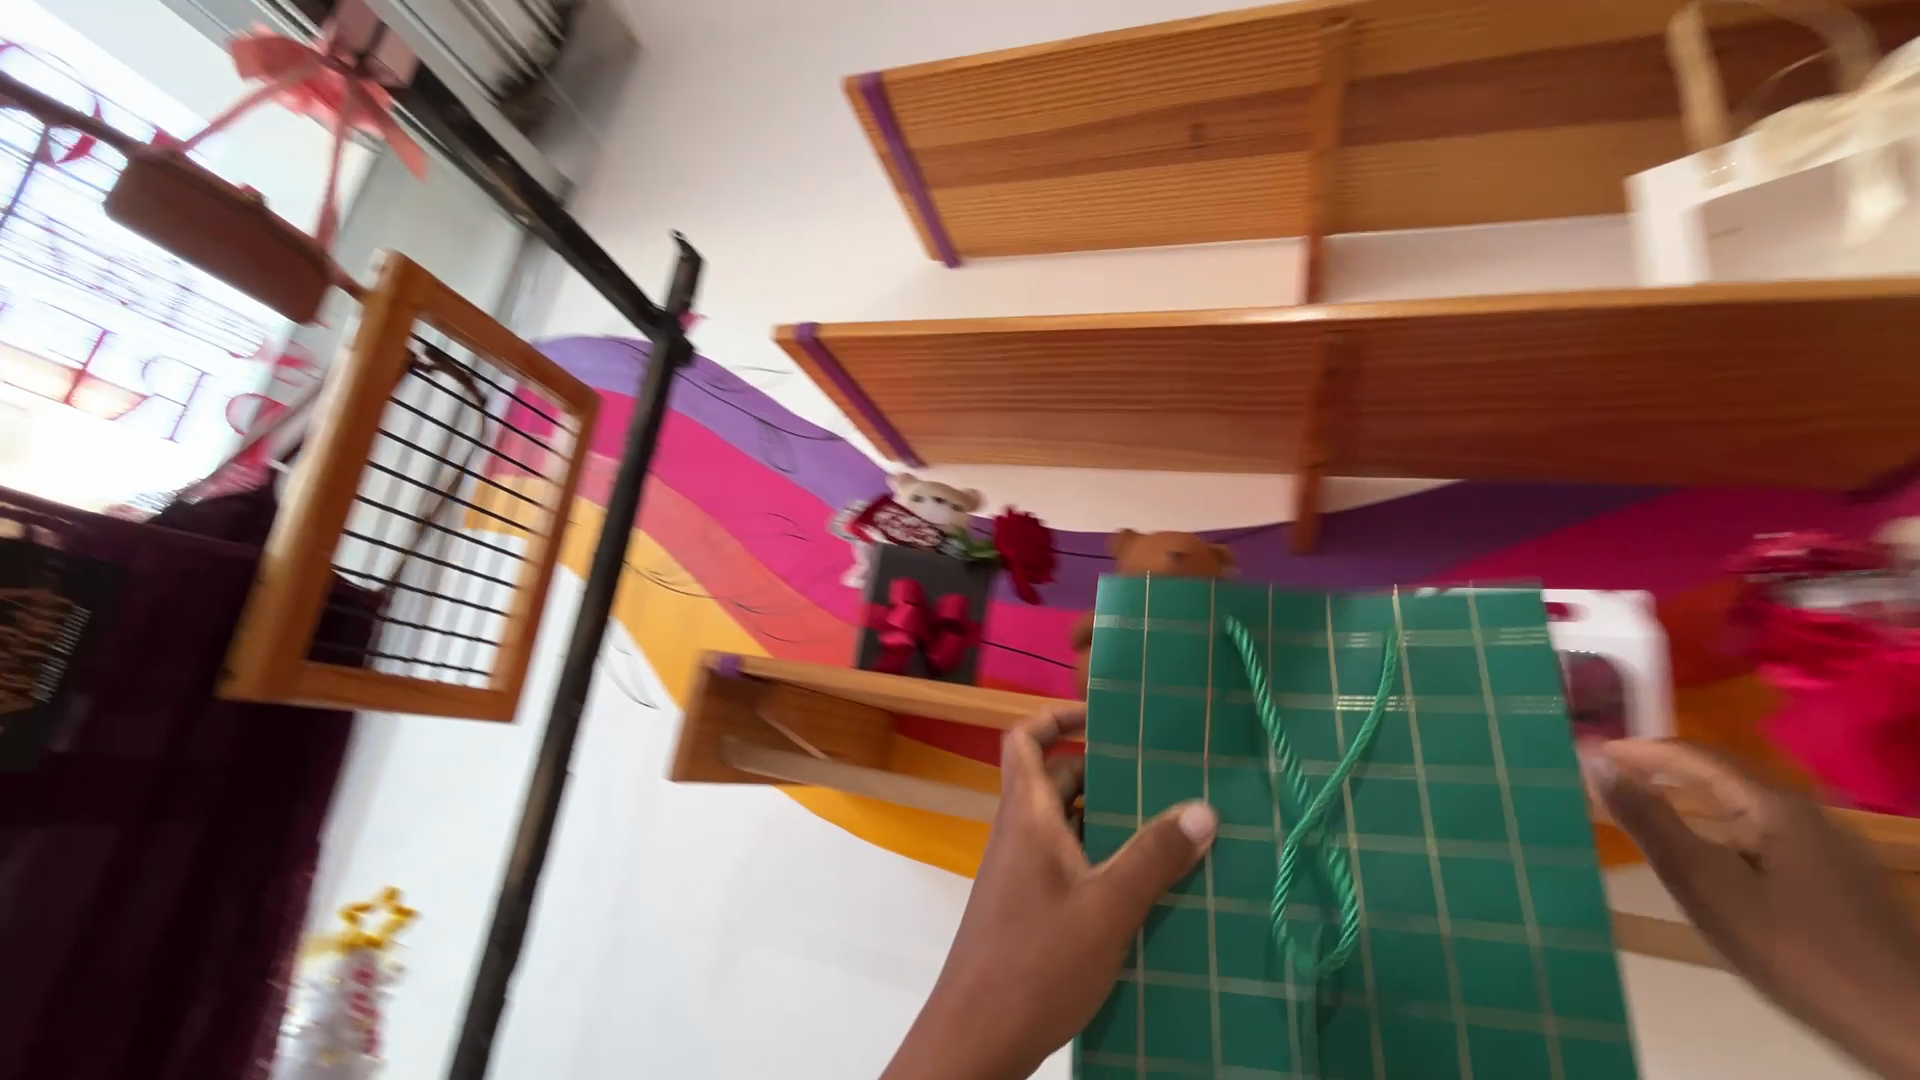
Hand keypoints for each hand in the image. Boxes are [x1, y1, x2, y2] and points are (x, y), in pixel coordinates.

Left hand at [882, 707, 1216, 1079]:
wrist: (977, 1036)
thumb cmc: (1037, 960)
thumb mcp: (1107, 908)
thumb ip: (1154, 857)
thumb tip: (1203, 808)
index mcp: (1027, 814)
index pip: (1026, 739)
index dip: (1056, 715)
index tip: (1101, 714)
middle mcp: (1020, 833)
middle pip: (1055, 780)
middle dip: (1102, 770)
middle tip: (1158, 774)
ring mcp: (1021, 872)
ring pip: (1064, 824)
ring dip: (1106, 818)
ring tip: (1165, 824)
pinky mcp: (1028, 906)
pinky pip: (1066, 860)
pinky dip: (1098, 856)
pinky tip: (1142, 882)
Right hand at [1587, 739, 1919, 1077]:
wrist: (1905, 1026)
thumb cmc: (1792, 949)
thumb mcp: (1703, 882)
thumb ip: (1648, 818)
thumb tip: (1595, 760)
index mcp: (1773, 805)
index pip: (1691, 755)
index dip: (1634, 749)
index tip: (1584, 751)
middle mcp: (1806, 811)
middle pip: (1719, 773)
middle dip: (1659, 768)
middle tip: (1604, 776)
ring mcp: (1830, 844)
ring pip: (1741, 801)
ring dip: (1687, 795)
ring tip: (1641, 804)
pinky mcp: (1838, 875)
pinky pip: (1761, 827)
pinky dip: (1717, 821)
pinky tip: (1704, 847)